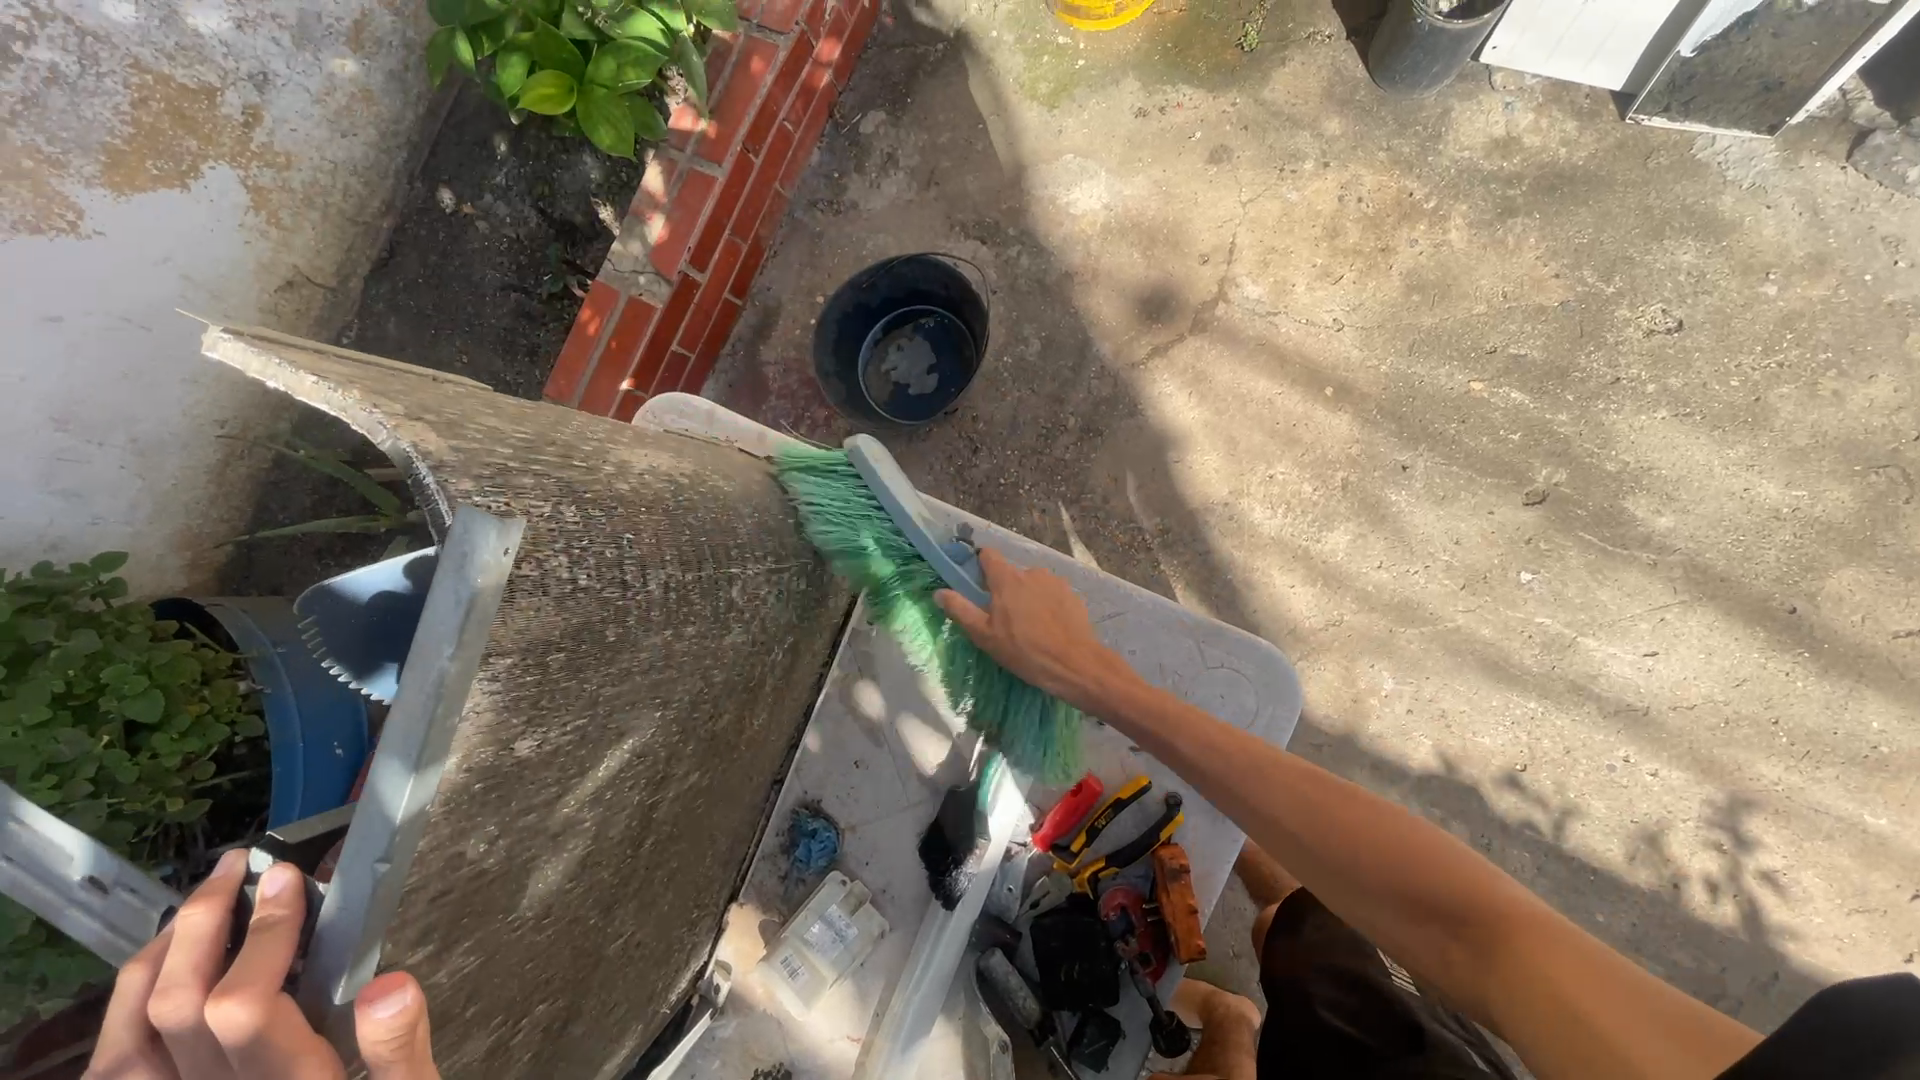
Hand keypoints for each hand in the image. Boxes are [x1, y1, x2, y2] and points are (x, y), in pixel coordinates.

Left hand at [86, 849, 438, 1079]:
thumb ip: (401, 1050)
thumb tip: (389, 984)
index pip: (242, 1007)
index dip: (261, 932)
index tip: (288, 875)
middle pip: (175, 1010)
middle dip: (205, 924)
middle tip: (239, 868)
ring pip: (126, 1041)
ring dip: (159, 958)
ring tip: (200, 904)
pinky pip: (116, 1069)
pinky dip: (129, 1007)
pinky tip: (164, 970)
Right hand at [935, 547, 1140, 714]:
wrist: (1075, 664)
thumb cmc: (1024, 651)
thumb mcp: (984, 635)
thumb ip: (960, 609)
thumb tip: (939, 592)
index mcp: (1007, 578)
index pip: (988, 556)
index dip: (979, 566)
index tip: (977, 585)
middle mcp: (1032, 572)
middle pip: (1011, 574)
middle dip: (1005, 591)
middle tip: (1004, 620)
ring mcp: (1056, 582)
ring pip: (1033, 584)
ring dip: (1027, 598)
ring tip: (1030, 627)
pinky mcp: (1073, 595)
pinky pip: (1052, 594)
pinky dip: (1047, 606)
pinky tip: (1049, 628)